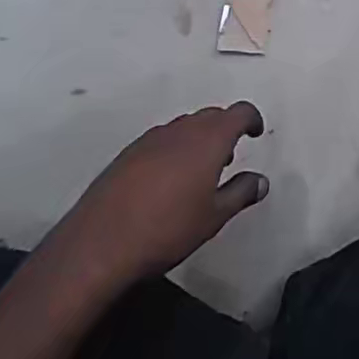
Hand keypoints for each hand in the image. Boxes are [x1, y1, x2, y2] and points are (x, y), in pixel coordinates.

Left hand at [51, 102, 268, 284]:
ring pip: (184, 126)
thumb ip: (241, 193)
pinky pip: (161, 140)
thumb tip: (261, 181)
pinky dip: (173, 149)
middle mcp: (181, 130)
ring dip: (198, 139)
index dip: (252, 119)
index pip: (239, 112)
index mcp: (209, 139)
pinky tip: (167, 181)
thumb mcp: (214, 217)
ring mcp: (151, 139)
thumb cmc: (166, 229)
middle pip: (212, 115)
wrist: (98, 245)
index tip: (255, 133)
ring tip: (199, 171)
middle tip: (230, 156)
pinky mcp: (127, 154)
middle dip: (225, 129)